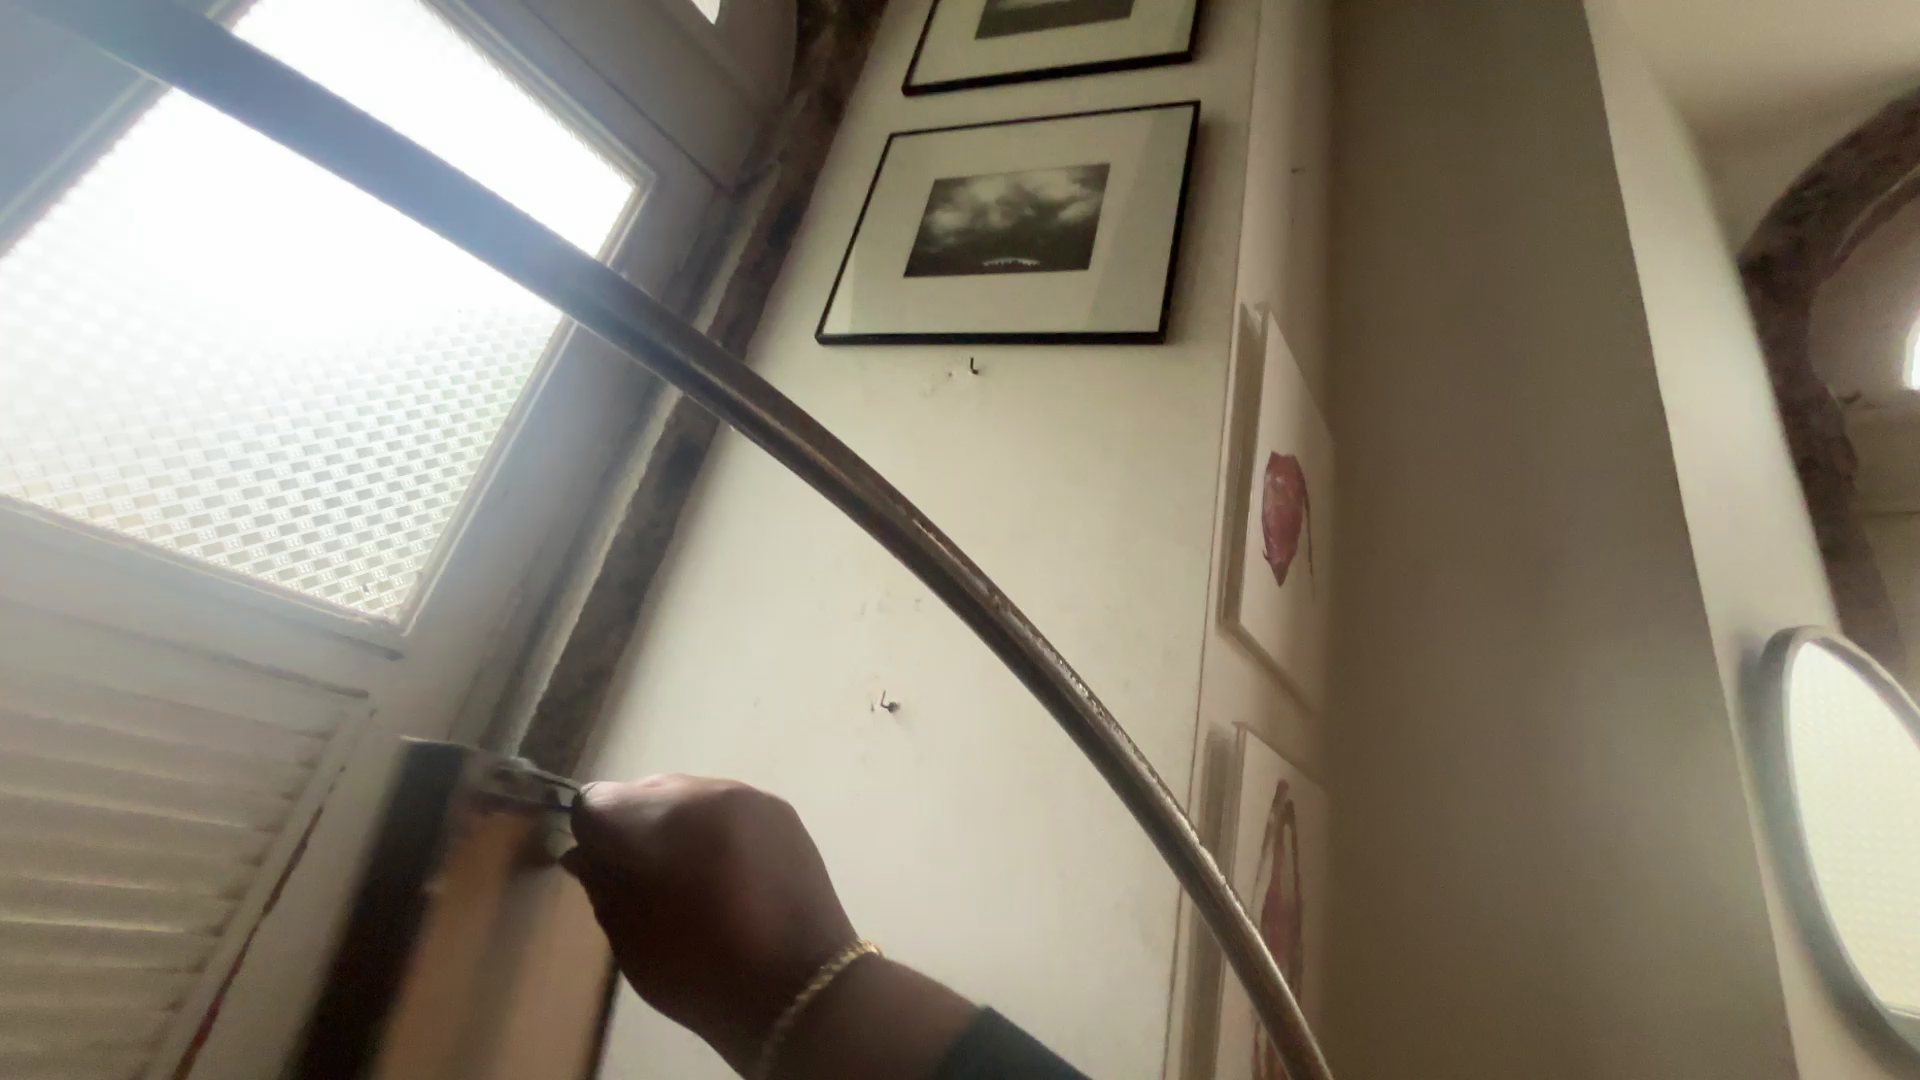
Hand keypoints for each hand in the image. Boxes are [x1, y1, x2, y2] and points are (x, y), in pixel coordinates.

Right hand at [564, 775, 857, 1071]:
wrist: (797, 980)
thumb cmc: (699, 969)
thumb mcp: (629, 938)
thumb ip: (602, 882)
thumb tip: (586, 851)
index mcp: (654, 821)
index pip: (597, 800)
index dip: (590, 832)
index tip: (599, 865)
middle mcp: (701, 791)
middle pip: (646, 790)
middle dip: (633, 823)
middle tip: (644, 875)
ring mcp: (746, 794)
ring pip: (691, 794)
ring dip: (678, 822)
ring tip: (690, 874)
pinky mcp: (779, 806)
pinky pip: (730, 805)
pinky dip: (717, 827)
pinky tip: (729, 870)